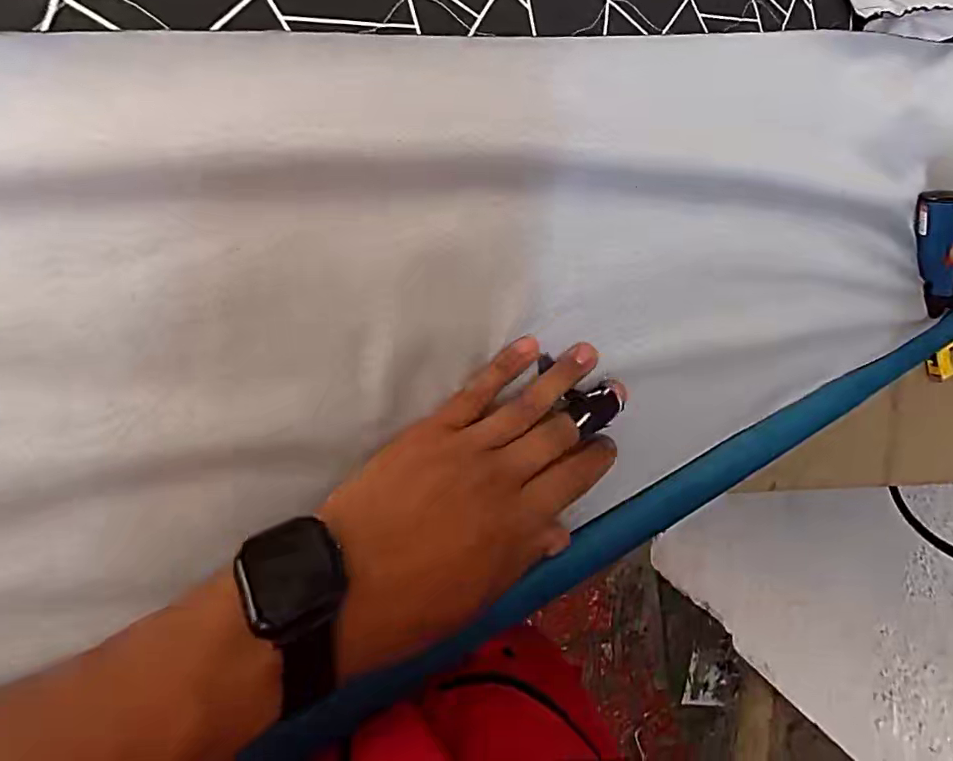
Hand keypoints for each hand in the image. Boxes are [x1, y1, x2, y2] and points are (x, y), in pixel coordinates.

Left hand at [313, 337, 621, 679]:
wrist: (339, 587)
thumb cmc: (412, 605)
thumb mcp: (480, 597)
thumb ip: (523, 556)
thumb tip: (559, 532)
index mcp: (519, 523)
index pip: (573, 478)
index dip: (596, 456)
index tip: (608, 441)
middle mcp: (504, 478)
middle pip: (557, 435)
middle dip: (591, 410)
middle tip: (613, 390)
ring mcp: (468, 449)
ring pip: (525, 406)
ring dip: (559, 376)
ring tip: (586, 353)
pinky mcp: (434, 430)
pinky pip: (476, 392)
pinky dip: (503, 367)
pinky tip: (528, 347)